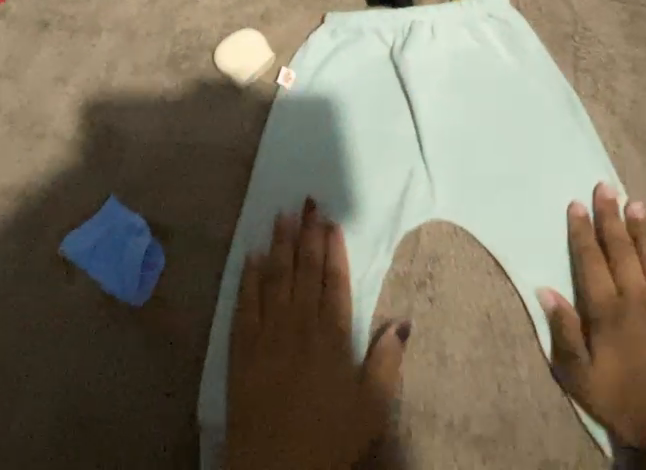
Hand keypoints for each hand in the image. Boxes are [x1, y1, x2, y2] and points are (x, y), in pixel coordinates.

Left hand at [226, 198, 407, 469]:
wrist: (275, 467)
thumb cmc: (329, 438)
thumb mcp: (372, 407)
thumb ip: (387, 361)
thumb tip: (403, 320)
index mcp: (333, 336)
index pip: (334, 280)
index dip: (332, 248)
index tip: (331, 221)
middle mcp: (299, 324)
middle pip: (304, 270)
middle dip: (306, 234)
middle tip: (306, 202)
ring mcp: (267, 333)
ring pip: (275, 277)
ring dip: (279, 245)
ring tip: (282, 216)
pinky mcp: (241, 347)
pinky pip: (245, 302)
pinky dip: (249, 276)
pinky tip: (251, 256)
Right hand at [538, 184, 645, 466]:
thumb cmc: (631, 404)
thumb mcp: (581, 378)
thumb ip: (564, 332)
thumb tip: (545, 290)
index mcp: (607, 312)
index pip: (590, 262)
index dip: (582, 232)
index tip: (576, 203)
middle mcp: (638, 300)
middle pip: (622, 252)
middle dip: (611, 218)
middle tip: (606, 187)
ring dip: (645, 231)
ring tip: (637, 204)